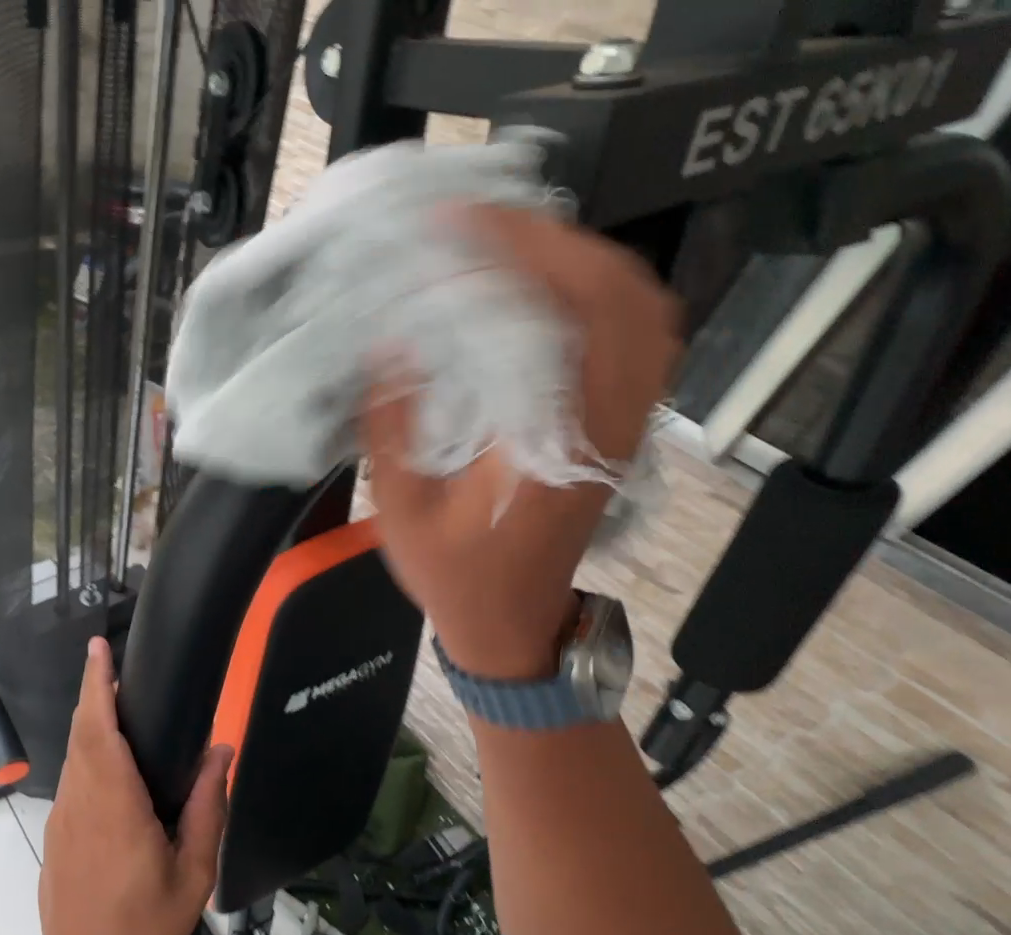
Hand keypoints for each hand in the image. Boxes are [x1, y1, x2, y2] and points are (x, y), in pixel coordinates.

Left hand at [36, 638, 233, 934]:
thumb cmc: (144, 929)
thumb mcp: (193, 874)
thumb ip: (206, 807)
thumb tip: (221, 751)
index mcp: (113, 802)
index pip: (98, 725)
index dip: (96, 682)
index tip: (98, 647)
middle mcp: (79, 799)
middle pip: (81, 732)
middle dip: (93, 693)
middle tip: (115, 667)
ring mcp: (61, 817)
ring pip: (73, 755)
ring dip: (90, 724)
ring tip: (119, 708)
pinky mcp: (56, 835)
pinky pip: (73, 781)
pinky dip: (88, 756)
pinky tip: (112, 767)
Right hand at [361, 205, 681, 678]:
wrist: (513, 620)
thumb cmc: (455, 572)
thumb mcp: (402, 506)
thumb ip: (395, 421)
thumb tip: (391, 337)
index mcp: (553, 444)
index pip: (560, 320)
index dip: (517, 256)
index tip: (457, 224)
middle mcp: (607, 423)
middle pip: (617, 298)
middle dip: (551, 240)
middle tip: (479, 219)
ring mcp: (625, 420)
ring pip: (638, 309)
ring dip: (579, 258)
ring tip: (509, 239)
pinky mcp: (620, 420)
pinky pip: (632, 333)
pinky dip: (596, 290)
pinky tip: (544, 283)